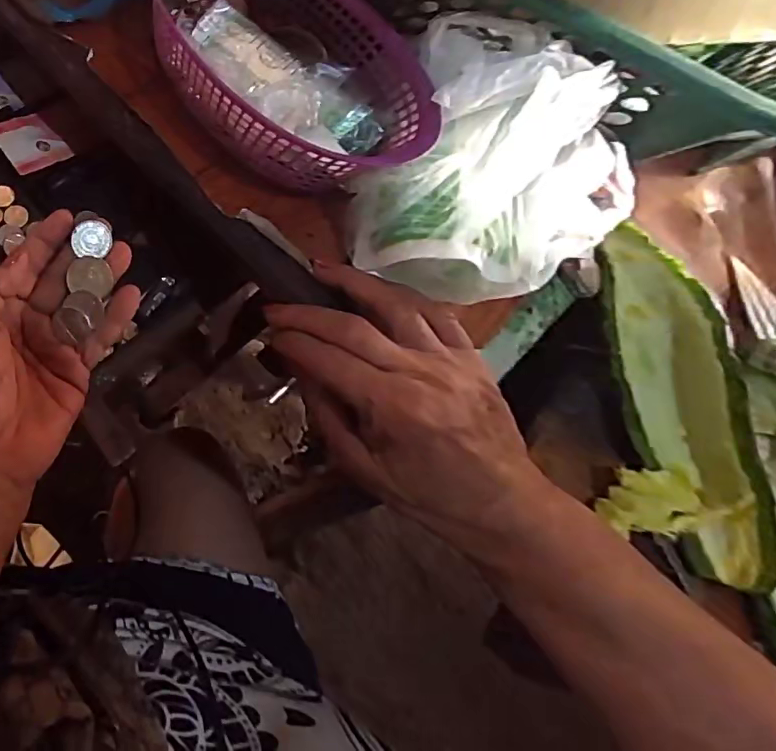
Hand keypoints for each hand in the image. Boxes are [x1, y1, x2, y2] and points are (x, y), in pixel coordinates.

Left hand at [0, 210, 142, 489]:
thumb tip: (19, 258)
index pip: (23, 266)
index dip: (43, 242)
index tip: (65, 218)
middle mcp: (26, 321)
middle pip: (57, 279)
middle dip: (77, 254)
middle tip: (102, 229)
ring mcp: (54, 345)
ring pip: (81, 303)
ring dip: (101, 278)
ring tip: (122, 251)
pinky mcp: (77, 370)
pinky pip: (98, 337)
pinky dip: (115, 316)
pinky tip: (131, 295)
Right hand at [265, 263, 561, 557]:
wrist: (508, 506)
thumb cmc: (427, 495)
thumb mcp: (361, 467)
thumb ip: (324, 414)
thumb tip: (299, 369)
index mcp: (394, 407)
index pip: (327, 358)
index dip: (291, 341)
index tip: (267, 333)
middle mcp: (422, 374)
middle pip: (351, 326)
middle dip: (305, 312)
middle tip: (275, 306)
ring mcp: (451, 361)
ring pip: (395, 304)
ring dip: (353, 282)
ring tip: (321, 269)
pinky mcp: (472, 356)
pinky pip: (435, 312)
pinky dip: (400, 295)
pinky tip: (374, 288)